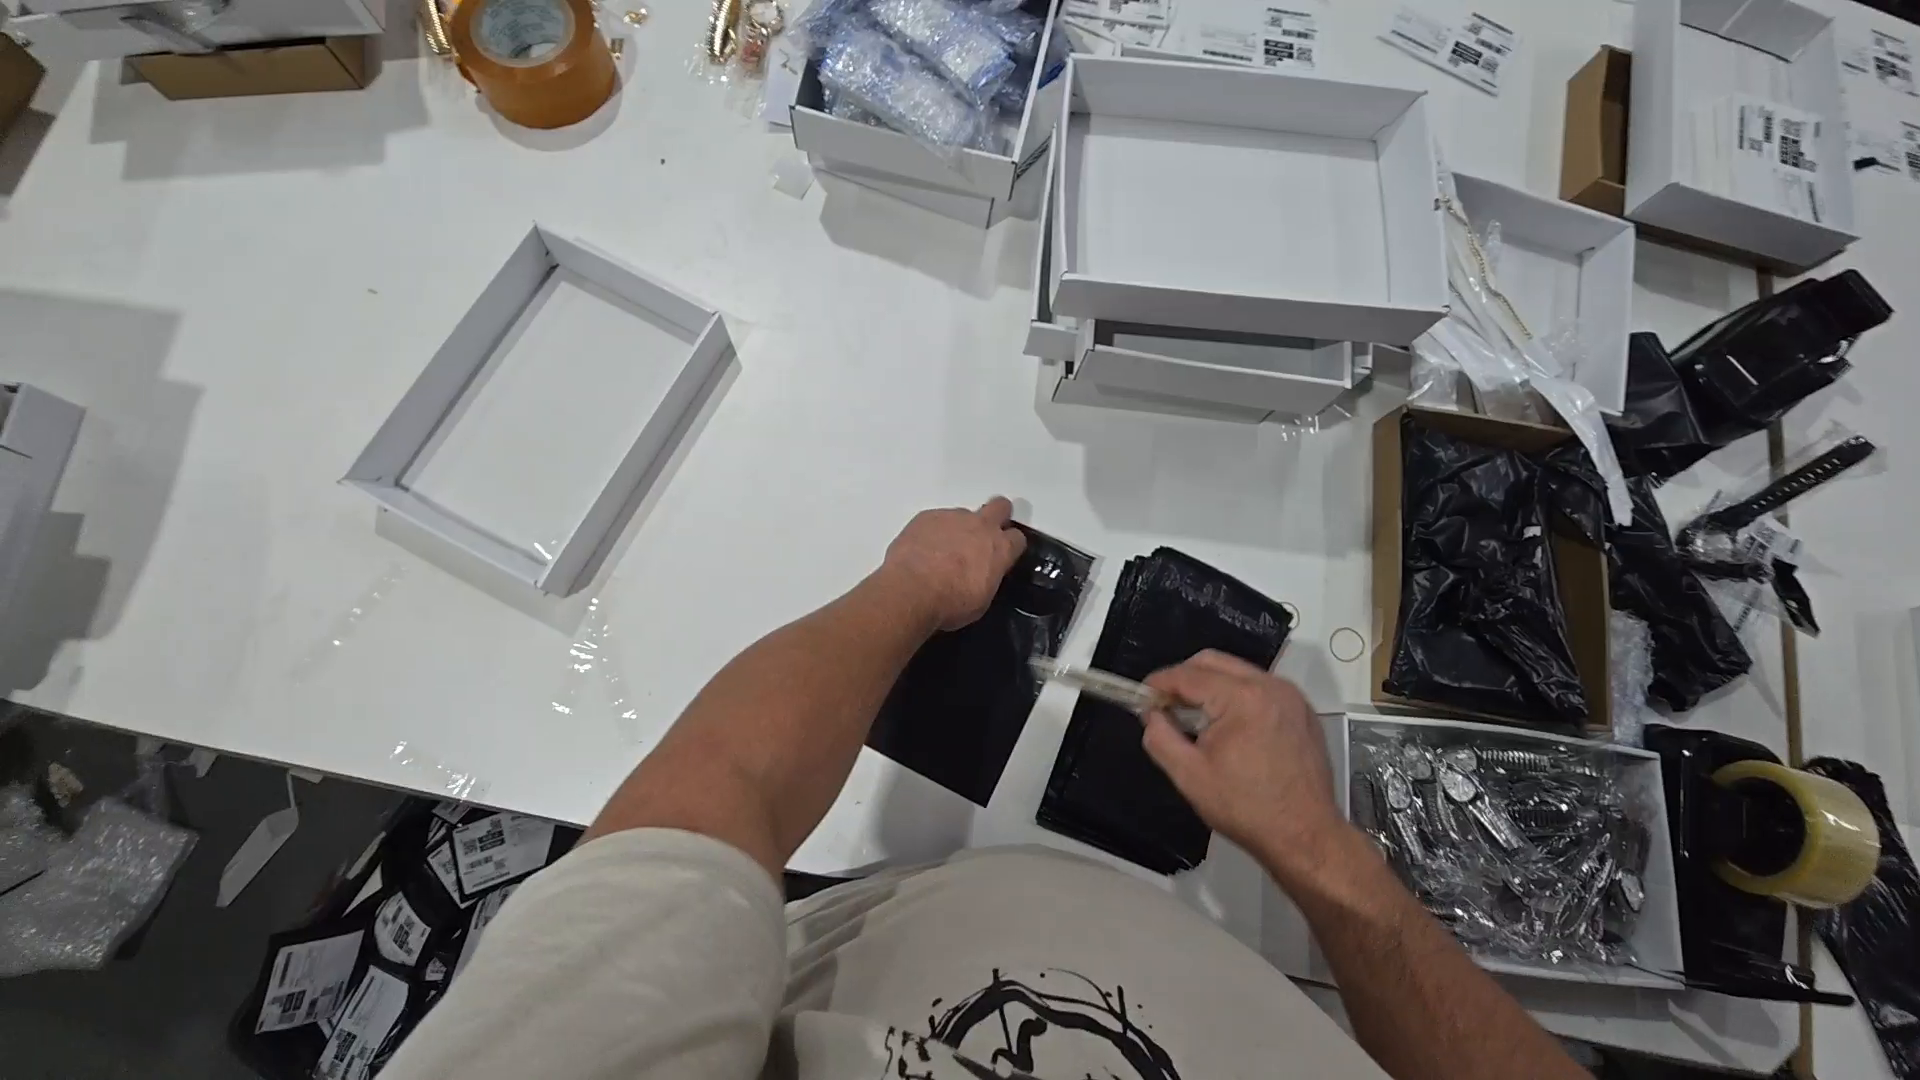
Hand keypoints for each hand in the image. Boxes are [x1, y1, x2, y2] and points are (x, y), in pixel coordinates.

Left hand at [878, 497, 1027, 631]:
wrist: (912, 591)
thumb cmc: (950, 601)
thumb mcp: (980, 600)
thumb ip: (987, 578)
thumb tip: (981, 577)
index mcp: (999, 548)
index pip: (1017, 538)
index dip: (1011, 545)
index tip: (1004, 553)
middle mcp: (980, 526)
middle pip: (1000, 507)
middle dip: (997, 515)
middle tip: (984, 534)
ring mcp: (953, 518)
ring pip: (963, 515)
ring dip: (957, 529)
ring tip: (942, 551)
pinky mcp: (927, 516)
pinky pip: (935, 519)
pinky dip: (932, 532)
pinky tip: (923, 550)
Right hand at [1141, 651, 1355, 885]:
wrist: (1305, 837)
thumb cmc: (1246, 808)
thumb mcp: (1188, 775)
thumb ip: (1159, 736)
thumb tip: (1151, 714)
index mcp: (1242, 698)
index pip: (1188, 675)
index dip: (1159, 683)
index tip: (1142, 697)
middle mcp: (1270, 686)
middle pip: (1213, 662)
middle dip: (1184, 679)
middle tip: (1165, 706)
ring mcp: (1291, 697)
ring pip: (1237, 672)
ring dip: (1210, 686)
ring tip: (1195, 719)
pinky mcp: (1302, 711)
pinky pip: (1259, 688)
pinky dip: (1236, 696)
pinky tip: (1227, 727)